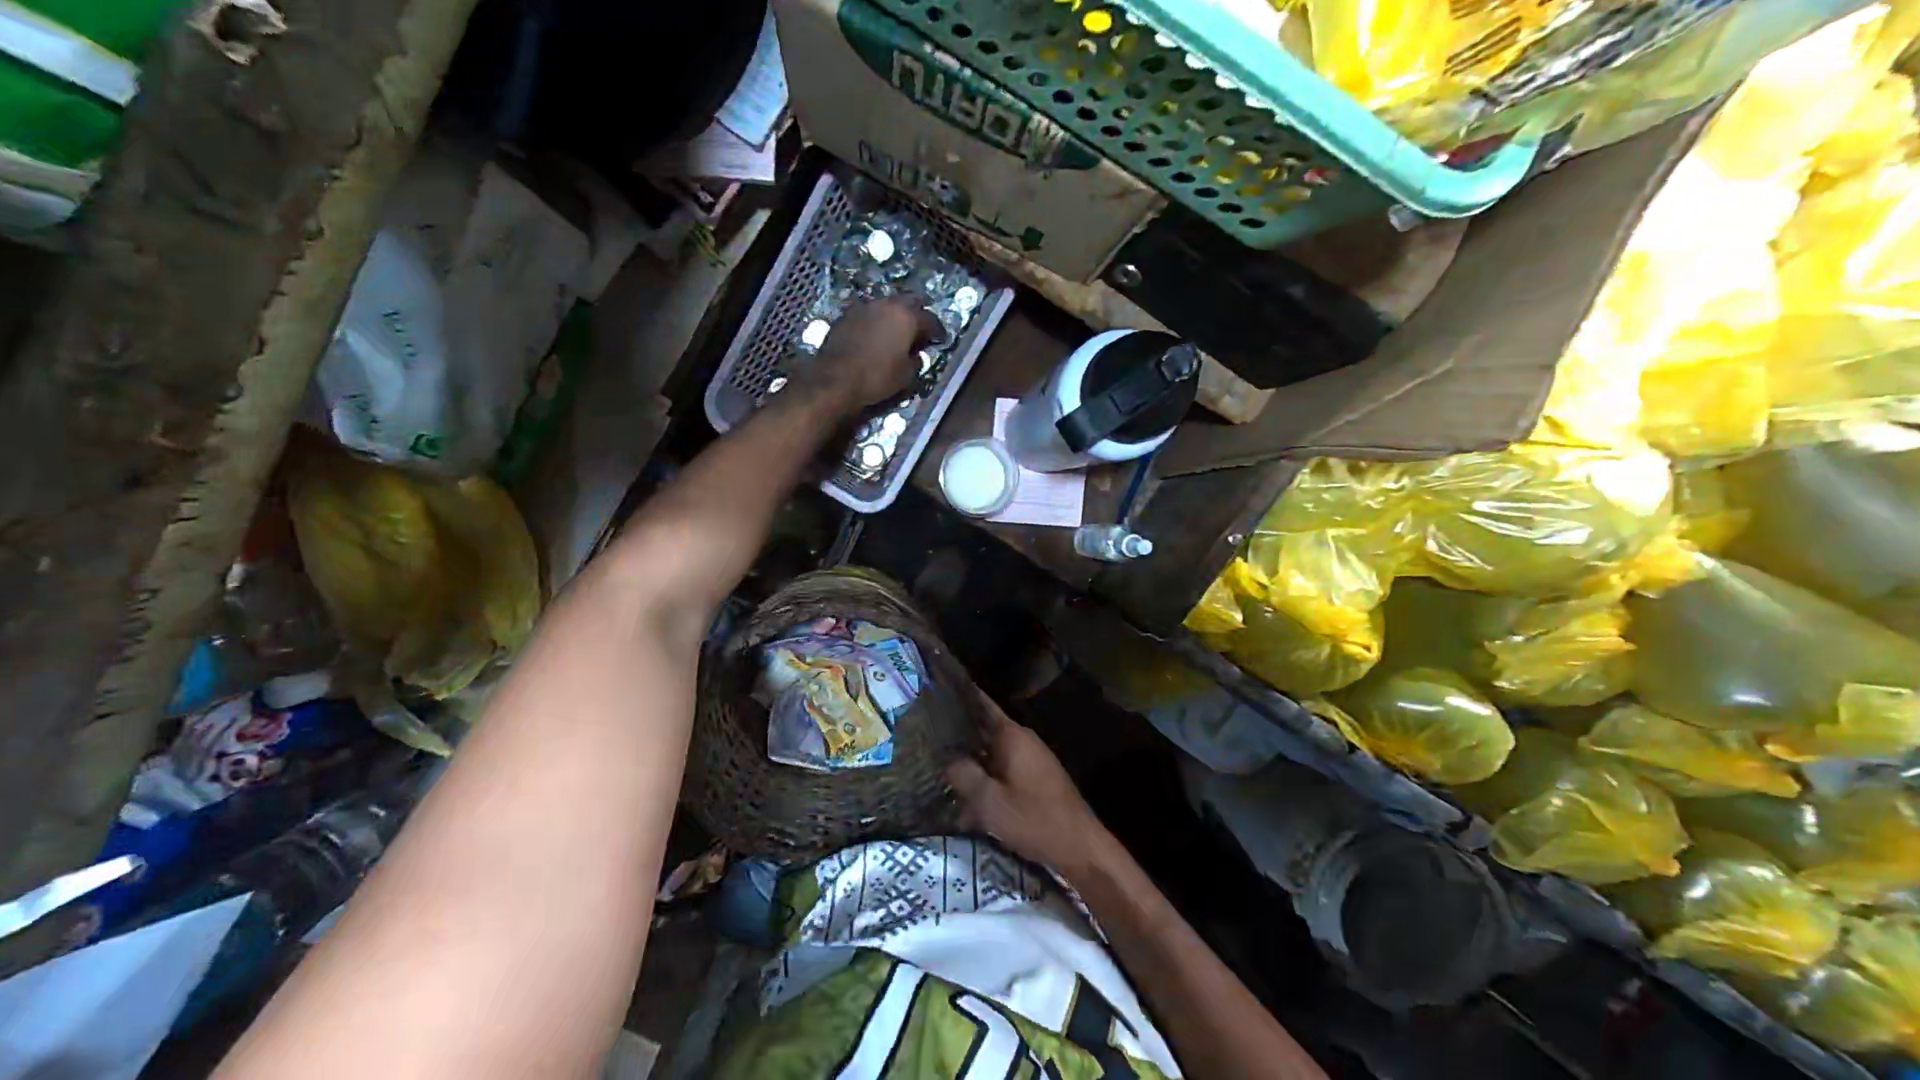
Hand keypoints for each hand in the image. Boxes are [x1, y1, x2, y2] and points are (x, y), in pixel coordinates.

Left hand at [812, 297, 937, 407]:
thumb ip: (916, 361)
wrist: (834, 379)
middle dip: (916, 315)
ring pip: (886, 306)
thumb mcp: (906, 375)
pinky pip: (868, 314)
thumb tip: (916, 355)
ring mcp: (864, 307)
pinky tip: (875, 336)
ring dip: (894, 316)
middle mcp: (886, 304)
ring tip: (896, 333)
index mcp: (906, 316)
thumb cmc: (877, 377)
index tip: (939, 340)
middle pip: (908, 302)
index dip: (937, 331)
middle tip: (918, 331)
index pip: (930, 319)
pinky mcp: (846, 315)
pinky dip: (876, 322)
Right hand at [946, 689, 1114, 883]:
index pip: (981, 703)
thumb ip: (963, 774)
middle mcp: (1023, 738)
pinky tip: (968, 784)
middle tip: (926, 728)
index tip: (935, 687)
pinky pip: (1003, 763)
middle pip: (984, 724)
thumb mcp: (989, 801)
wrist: (1080, 847)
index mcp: (1012, 735)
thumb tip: (946, 757)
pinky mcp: (1036, 776)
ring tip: (939, 755)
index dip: (959, 694)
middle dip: (958, 727)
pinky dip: (985, 768)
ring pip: (992, 747)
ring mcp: (1032, 756)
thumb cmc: (1033, 819)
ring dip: (971, 752)